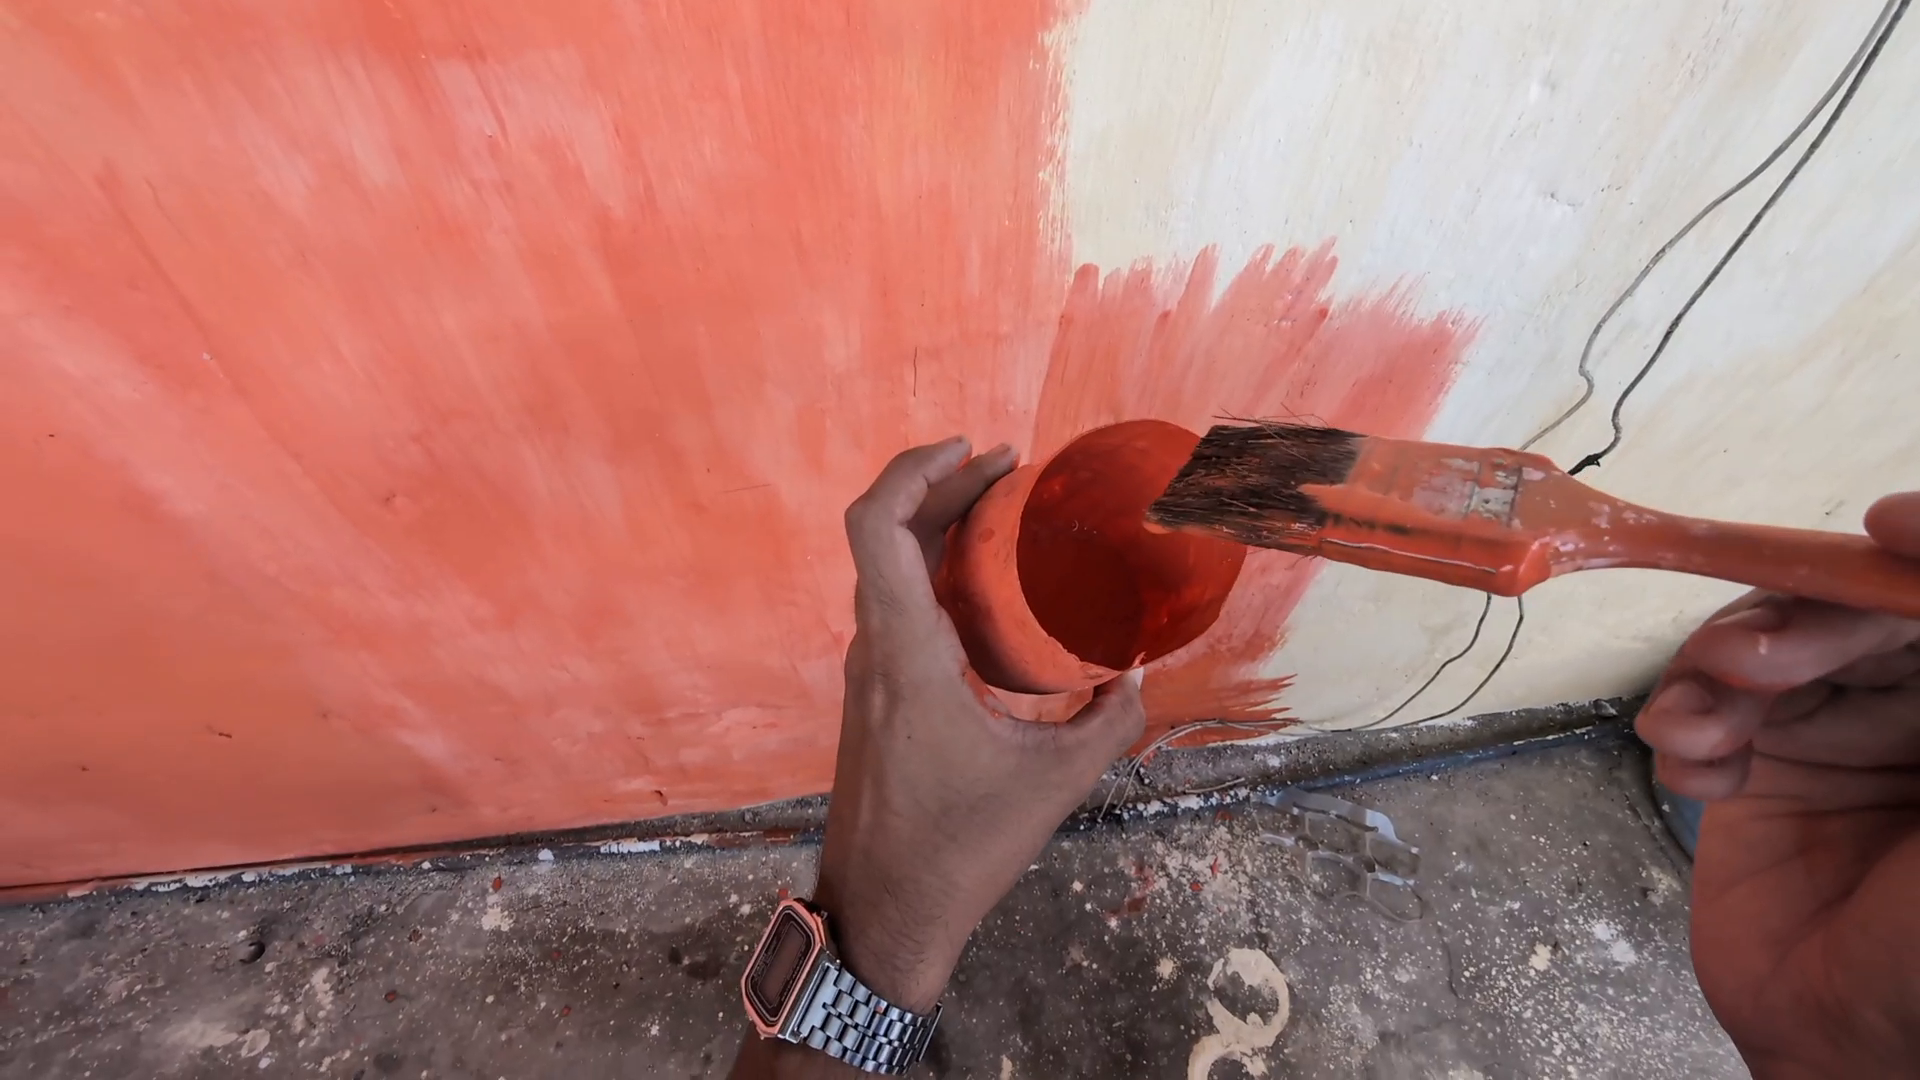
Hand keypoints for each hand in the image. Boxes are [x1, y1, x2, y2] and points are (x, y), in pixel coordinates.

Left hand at [734, 437, 1145, 1078]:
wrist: (884, 908)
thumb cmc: (960, 846)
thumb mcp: (1053, 783)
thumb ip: (1109, 723)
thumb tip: (1139, 676)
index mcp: (906, 652)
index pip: (876, 527)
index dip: (913, 470)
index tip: (973, 450)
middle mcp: (876, 645)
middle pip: (887, 533)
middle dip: (945, 485)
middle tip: (1012, 468)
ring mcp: (870, 667)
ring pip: (889, 566)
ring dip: (937, 524)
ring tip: (1003, 508)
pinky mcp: (877, 687)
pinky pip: (897, 600)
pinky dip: (934, 567)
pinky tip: (984, 580)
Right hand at [1637, 492, 1919, 1078]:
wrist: (1855, 1050)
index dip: (1917, 560)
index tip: (1879, 530)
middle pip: (1844, 622)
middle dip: (1786, 634)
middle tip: (1742, 669)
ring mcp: (1834, 740)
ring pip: (1750, 661)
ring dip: (1706, 688)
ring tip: (1692, 737)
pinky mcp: (1752, 768)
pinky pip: (1701, 717)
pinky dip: (1684, 736)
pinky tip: (1692, 777)